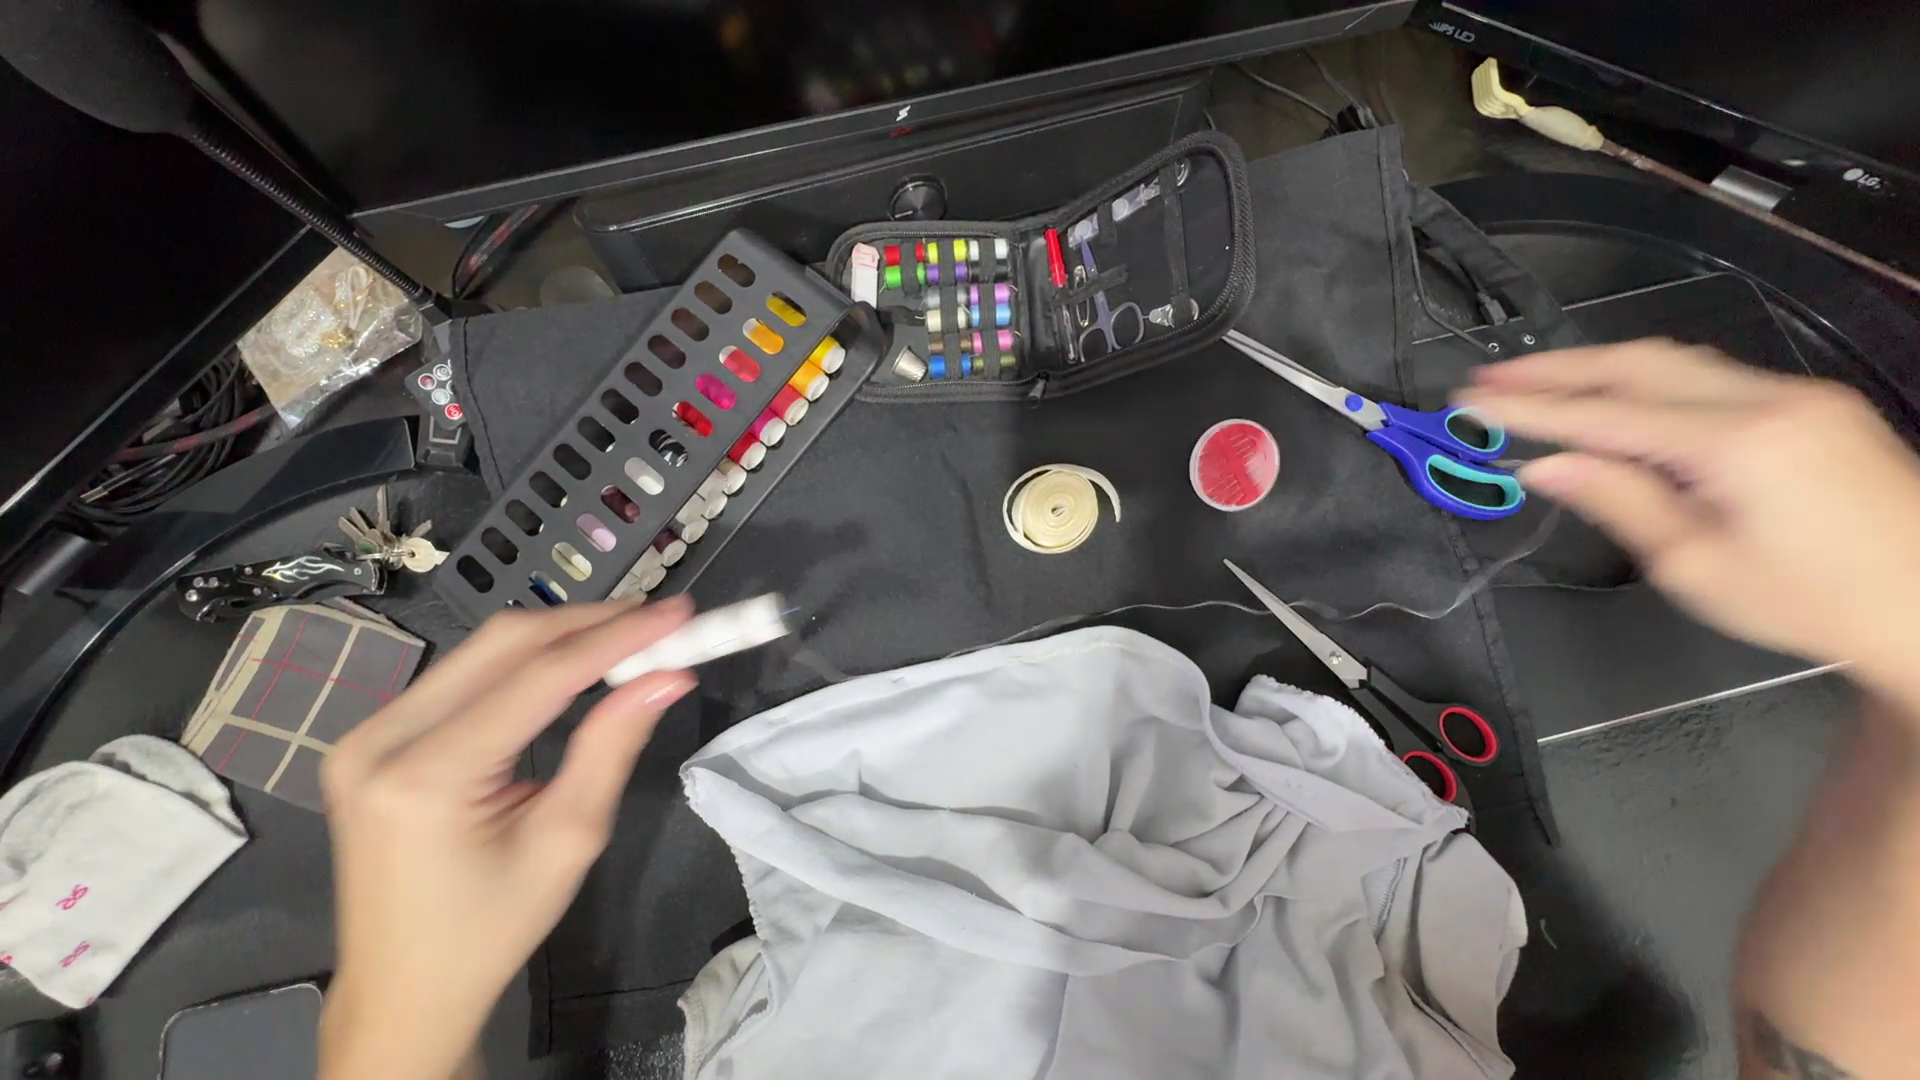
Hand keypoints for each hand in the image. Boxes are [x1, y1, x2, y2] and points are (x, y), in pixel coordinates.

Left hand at [318, 598, 695, 1079]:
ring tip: (629, 634)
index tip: (678, 612)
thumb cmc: (493, 927)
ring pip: (483, 651)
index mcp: (424, 776)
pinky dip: (528, 661)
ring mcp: (368, 733)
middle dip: (590, 623)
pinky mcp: (375, 736)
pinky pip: (464, 675)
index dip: (616, 637)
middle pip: (503, 645)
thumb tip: (668, 676)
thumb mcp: (569, 840)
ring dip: (562, 637)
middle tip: (659, 618)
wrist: (404, 989)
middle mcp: (380, 739)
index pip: (539, 678)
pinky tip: (574, 661)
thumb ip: (613, 746)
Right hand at [1458, 340, 1919, 697]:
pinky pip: (1703, 376)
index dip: (1529, 408)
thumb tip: (1547, 465)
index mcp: (1737, 444)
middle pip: (1637, 363)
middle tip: (1487, 378)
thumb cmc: (1811, 602)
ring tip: (1531, 378)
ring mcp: (1794, 398)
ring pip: (1671, 360)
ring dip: (1593, 366)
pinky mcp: (1807, 408)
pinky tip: (1607, 395)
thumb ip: (1618, 501)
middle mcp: (1768, 402)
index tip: (1471, 402)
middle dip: (1554, 368)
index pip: (1604, 415)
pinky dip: (1638, 379)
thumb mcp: (1695, 564)